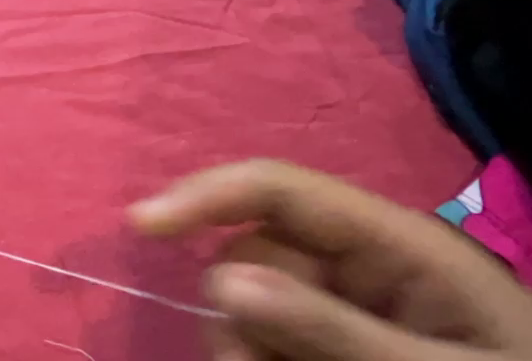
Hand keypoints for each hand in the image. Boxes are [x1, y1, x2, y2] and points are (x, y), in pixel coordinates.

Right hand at [129, 159, 531, 360]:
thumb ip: (337, 329)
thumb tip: (218, 281)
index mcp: (390, 240)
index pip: (274, 187)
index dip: (202, 193)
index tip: (141, 225)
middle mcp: (355, 260)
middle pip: (252, 256)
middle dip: (240, 311)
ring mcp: (345, 302)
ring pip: (249, 300)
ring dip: (248, 344)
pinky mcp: (335, 337)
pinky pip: (268, 333)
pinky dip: (261, 353)